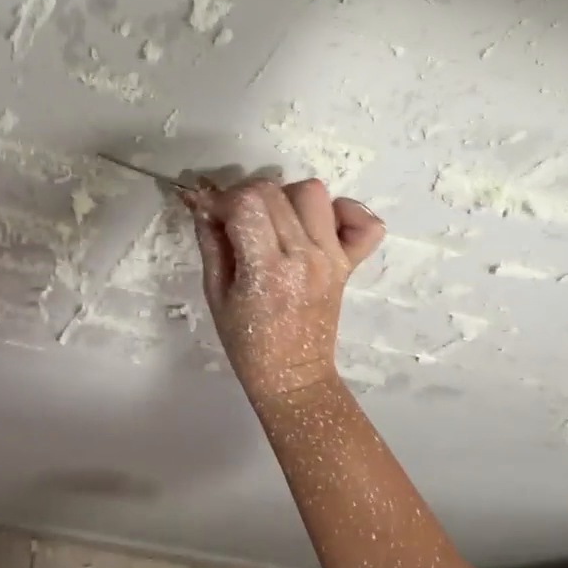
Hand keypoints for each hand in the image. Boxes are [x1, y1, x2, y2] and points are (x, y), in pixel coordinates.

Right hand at [183, 177, 384, 403]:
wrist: (293, 376)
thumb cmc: (246, 341)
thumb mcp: (215, 292)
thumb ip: (210, 241)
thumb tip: (202, 201)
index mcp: (266, 269)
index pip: (246, 202)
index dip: (222, 200)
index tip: (213, 215)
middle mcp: (304, 256)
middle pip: (275, 191)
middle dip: (246, 195)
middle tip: (236, 220)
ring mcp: (332, 257)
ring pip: (313, 193)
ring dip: (287, 198)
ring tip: (274, 222)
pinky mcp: (350, 262)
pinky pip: (365, 222)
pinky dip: (344, 213)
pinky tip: (319, 226)